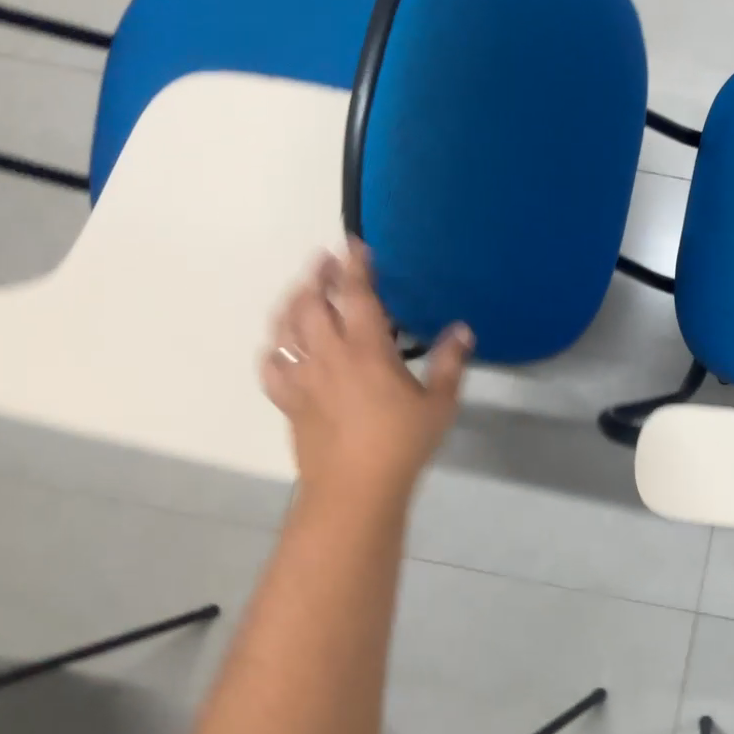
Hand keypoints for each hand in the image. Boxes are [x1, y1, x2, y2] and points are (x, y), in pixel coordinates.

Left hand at [261, 241, 471, 501]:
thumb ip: (449, 362)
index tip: (355, 245)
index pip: (356, 297)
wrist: (355, 488)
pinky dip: (274, 348)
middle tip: (327, 260)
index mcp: (367, 352)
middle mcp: (328, 356)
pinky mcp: (288, 400)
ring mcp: (302, 378)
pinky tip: (282, 345)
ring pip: (285, 328)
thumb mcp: (440, 402)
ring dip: (292, 302)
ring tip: (303, 290)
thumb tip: (462, 329)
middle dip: (318, 276)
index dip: (355, 268)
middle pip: (311, 304)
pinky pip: (272, 366)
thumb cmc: (404, 443)